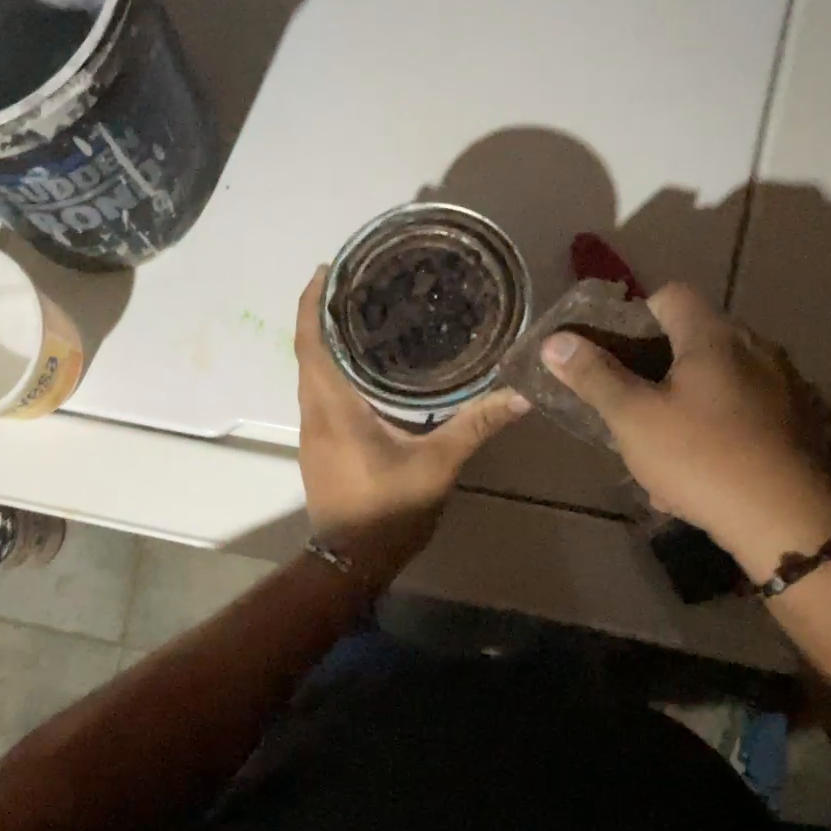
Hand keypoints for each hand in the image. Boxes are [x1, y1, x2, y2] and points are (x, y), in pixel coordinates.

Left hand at [295, 269, 529, 582]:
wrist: (351, 562)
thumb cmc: (387, 511)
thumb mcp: (436, 466)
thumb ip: (474, 426)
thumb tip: (520, 393)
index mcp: (333, 407)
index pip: (310, 342)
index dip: (313, 303)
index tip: (327, 268)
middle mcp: (315, 413)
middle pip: (309, 351)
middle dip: (324, 314)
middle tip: (360, 283)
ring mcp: (314, 432)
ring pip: (314, 374)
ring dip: (329, 343)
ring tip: (366, 315)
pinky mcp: (321, 447)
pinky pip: (322, 394)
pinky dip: (336, 370)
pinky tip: (370, 368)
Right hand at [540, 283, 830, 580]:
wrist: (786, 516)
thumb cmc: (699, 457)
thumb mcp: (633, 419)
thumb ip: (595, 377)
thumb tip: (555, 341)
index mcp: (714, 336)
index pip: (670, 296)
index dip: (635, 316)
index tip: (612, 353)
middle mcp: (756, 347)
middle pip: (695, 338)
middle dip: (657, 365)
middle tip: (628, 403)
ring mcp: (784, 383)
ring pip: (720, 378)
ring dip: (687, 399)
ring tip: (661, 442)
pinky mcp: (798, 420)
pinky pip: (744, 411)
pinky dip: (718, 427)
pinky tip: (701, 467)